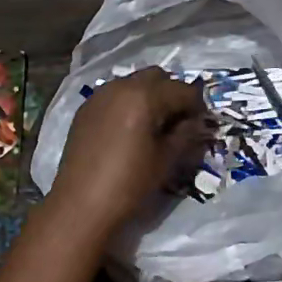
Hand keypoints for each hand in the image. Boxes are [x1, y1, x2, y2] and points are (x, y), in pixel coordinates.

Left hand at [49, 68, 209, 231]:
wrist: (80, 205)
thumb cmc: (128, 184)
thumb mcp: (165, 160)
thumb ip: (186, 134)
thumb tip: (197, 122)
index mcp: (143, 96)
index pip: (182, 90)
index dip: (197, 106)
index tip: (202, 124)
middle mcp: (119, 86)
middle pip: (156, 77)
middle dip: (172, 94)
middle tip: (179, 121)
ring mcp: (98, 96)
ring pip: (133, 82)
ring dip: (149, 96)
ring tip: (154, 125)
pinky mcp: (84, 109)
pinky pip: (113, 95)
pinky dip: (128, 103)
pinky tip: (130, 129)